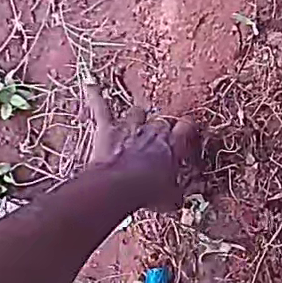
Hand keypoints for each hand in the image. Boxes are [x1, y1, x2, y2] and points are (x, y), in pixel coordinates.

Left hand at [83, 85, 200, 211]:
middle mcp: (154, 130)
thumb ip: (181, 191)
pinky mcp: (108, 129)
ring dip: (137, 117)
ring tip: (136, 122)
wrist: (120, 187)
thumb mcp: (173, 197)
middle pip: (162, 120)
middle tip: (160, 138)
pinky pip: (101, 107)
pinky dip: (96, 96)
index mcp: (173, 144)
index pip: (187, 127)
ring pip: (137, 111)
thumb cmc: (150, 192)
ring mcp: (130, 127)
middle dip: (161, 127)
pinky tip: (91, 85)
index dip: (187, 130)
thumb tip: (190, 194)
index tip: (187, 135)